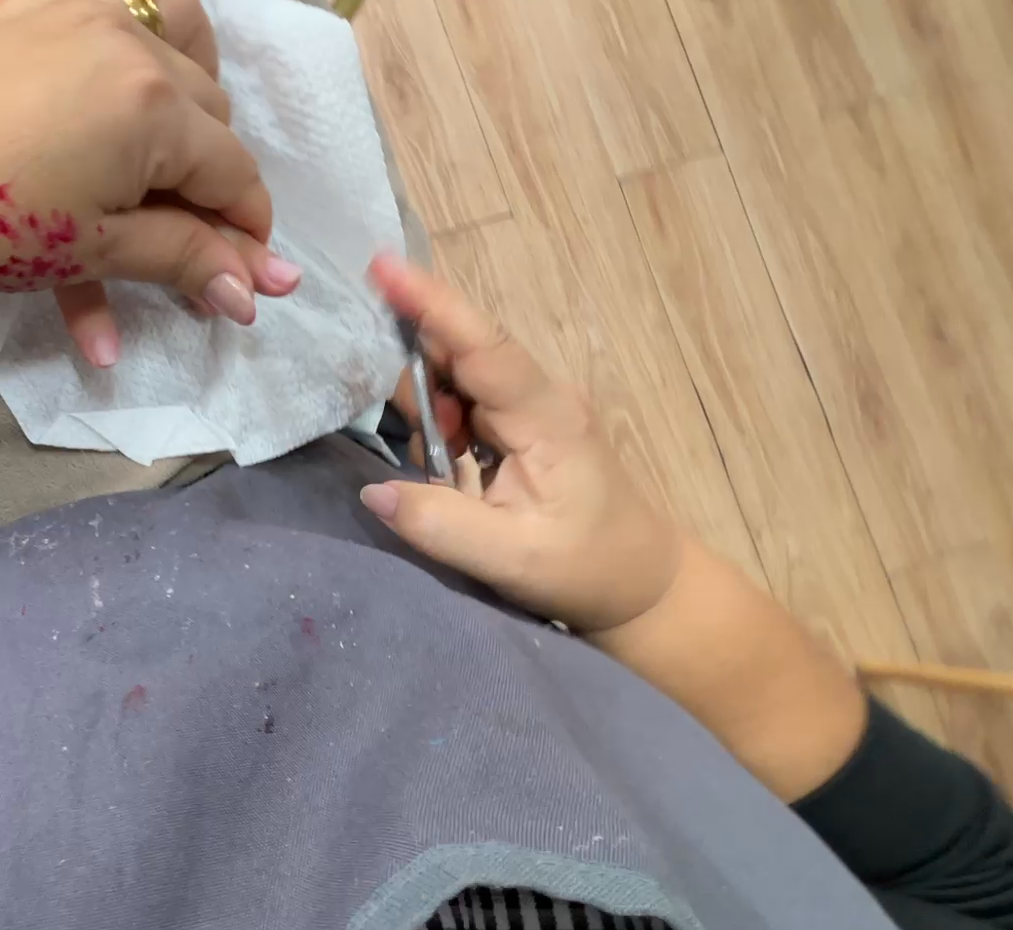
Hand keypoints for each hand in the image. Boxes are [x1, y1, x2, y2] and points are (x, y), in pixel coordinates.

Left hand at [0, 0, 301, 367]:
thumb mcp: (95, 249)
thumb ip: (183, 260)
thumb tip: (256, 293)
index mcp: (154, 108)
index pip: (232, 172)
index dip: (248, 229)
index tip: (251, 273)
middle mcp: (132, 40)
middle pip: (212, 115)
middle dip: (214, 181)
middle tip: (192, 236)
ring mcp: (82, 8)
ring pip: (181, 37)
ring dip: (194, 94)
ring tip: (174, 146)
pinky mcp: (37, 1)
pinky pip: (120, 0)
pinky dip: (142, 35)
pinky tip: (128, 67)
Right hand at [356, 255, 680, 633]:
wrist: (640, 580)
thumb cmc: (585, 567)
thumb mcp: (510, 558)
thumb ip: (438, 524)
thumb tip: (372, 490)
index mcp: (546, 419)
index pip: (484, 348)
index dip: (434, 306)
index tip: (383, 266)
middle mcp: (538, 399)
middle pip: (462, 348)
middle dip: (414, 354)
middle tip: (399, 405)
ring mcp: (528, 409)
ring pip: (456, 373)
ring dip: (424, 400)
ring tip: (436, 461)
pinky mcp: (516, 425)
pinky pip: (461, 399)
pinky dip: (434, 416)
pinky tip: (437, 455)